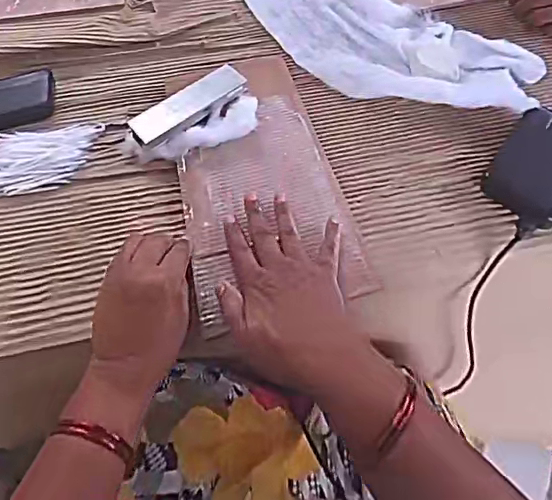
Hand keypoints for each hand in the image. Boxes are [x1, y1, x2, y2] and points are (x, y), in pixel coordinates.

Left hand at [89, 231, 191, 399]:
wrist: (122, 368)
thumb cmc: (155, 350)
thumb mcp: (182, 316)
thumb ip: (182, 283)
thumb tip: (182, 266)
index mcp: (164, 281)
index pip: (179, 249)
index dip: (186, 250)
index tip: (187, 253)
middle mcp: (141, 270)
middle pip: (158, 239)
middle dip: (168, 245)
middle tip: (172, 255)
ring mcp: (121, 271)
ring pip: (138, 238)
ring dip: (149, 244)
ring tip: (154, 256)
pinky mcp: (108, 276)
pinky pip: (123, 251)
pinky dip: (133, 251)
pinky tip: (139, 264)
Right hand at [218, 197, 370, 395]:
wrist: (326, 356)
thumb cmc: (283, 352)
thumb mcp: (245, 337)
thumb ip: (231, 308)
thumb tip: (220, 285)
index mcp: (257, 283)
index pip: (241, 253)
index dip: (233, 234)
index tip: (228, 217)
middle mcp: (278, 269)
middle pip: (264, 237)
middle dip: (256, 215)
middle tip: (251, 195)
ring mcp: (303, 269)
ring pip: (290, 235)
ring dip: (284, 215)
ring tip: (280, 196)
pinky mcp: (326, 275)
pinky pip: (328, 249)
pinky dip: (330, 234)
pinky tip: (332, 220)